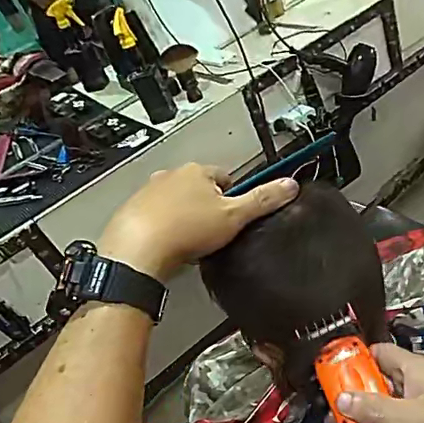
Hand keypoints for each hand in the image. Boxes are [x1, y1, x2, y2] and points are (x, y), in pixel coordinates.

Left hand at [97, 163, 297, 281]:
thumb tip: (289, 185)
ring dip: (185, 217)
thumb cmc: (185, 230)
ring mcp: (149, 193)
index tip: (234, 215)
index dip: (233, 197)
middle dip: (208, 207)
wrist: (139, 250)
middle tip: (214, 231)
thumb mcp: (235, 216)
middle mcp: (170, 176)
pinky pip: (157, 218)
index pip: (225, 177)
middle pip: (199, 189)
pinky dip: (165, 229)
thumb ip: (264, 200)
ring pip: (176, 203)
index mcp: (197, 171)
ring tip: (192, 241)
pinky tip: (171, 246)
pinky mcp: (134, 212)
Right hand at [333, 343, 423, 422]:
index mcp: (415, 369)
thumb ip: (373, 410)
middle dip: (354, 401)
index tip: (328, 379)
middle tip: (333, 422)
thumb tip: (338, 398)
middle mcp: (418, 384)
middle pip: (378, 384)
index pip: (378, 353)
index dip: (353, 361)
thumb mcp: (409, 419)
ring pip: (388, 411)